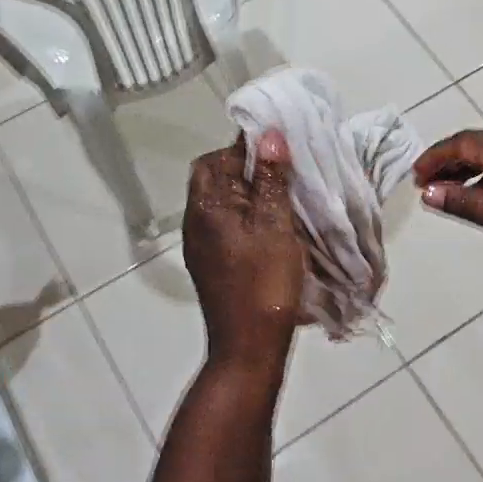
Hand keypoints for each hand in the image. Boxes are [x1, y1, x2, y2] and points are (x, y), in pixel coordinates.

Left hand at [183, 130, 305, 365]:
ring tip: (286, 198)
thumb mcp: (276, 226)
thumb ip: (271, 179)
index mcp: (206, 207)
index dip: (248, 146)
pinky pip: (227, 225)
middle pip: (215, 178)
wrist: (249, 347)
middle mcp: (195, 222)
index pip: (218, 157)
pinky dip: (249, 217)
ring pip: (223, 203)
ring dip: (251, 194)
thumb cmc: (264, 284)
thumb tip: (270, 134)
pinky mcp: (213, 264)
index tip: (282, 149)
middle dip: (248, 169)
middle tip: (286, 174)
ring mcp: (201, 246)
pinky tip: (276, 227)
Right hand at [413, 130, 482, 273]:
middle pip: (478, 145)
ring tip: (448, 195)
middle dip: (449, 163)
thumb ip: (464, 203)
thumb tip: (429, 193)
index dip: (435, 157)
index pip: (464, 142)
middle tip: (425, 186)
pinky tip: (482, 201)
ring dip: (467, 172)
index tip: (414, 178)